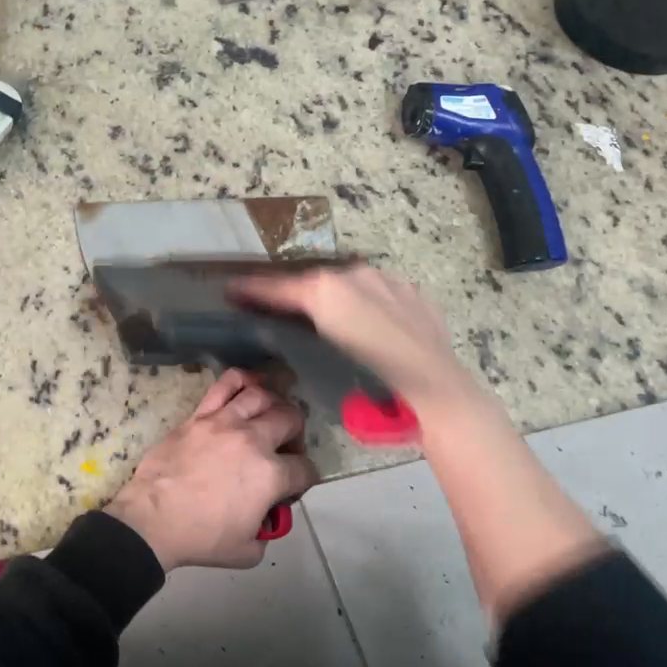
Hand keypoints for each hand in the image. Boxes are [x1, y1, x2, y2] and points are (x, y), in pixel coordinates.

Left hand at [105, 369, 317, 572]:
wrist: (154, 517)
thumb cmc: (202, 536)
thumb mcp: (250, 549)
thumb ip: (268, 528)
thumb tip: (266, 512)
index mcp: (271, 475)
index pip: (306, 469)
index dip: (304, 480)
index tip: (291, 488)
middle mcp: (253, 440)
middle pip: (290, 420)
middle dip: (296, 434)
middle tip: (285, 447)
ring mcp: (224, 422)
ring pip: (261, 395)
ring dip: (274, 403)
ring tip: (270, 415)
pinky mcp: (199, 415)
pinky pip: (224, 385)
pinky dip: (242, 379)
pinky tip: (250, 384)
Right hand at [230, 263, 476, 413]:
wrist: (436, 392)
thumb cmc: (369, 384)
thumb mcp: (316, 363)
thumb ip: (291, 337)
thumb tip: (272, 330)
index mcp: (323, 289)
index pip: (276, 287)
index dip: (250, 289)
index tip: (231, 290)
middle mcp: (351, 275)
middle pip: (310, 282)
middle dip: (293, 293)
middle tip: (278, 308)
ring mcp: (385, 280)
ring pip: (345, 283)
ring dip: (331, 297)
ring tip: (326, 317)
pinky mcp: (411, 292)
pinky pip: (376, 292)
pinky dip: (364, 303)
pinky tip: (366, 323)